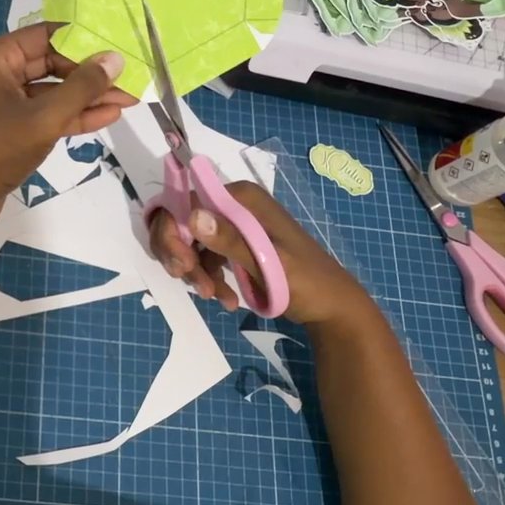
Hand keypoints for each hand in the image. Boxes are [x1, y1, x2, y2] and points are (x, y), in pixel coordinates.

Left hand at [0, 24, 133, 226]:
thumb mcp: (44, 117)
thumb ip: (82, 87)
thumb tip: (114, 58)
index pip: (47, 34)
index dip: (83, 39)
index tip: (118, 44)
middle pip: (53, 62)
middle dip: (91, 72)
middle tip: (130, 76)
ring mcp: (5, 102)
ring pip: (53, 91)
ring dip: (88, 96)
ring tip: (129, 98)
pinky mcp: (12, 127)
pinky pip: (47, 113)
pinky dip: (73, 116)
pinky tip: (107, 116)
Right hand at [149, 180, 373, 326]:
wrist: (330, 306)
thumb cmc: (307, 281)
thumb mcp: (268, 263)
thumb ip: (231, 240)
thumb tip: (193, 216)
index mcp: (242, 198)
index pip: (186, 201)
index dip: (173, 231)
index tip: (182, 265)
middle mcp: (233, 205)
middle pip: (181, 220)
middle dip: (178, 252)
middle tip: (187, 279)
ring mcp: (232, 226)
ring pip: (188, 242)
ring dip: (193, 271)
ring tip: (213, 295)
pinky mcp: (232, 246)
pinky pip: (202, 258)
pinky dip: (206, 278)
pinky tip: (224, 298)